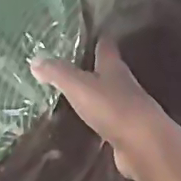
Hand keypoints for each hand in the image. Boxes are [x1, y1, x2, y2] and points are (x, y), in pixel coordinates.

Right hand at [30, 41, 180, 180]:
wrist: (144, 145)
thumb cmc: (113, 108)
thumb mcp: (79, 87)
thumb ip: (58, 73)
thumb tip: (35, 59)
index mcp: (114, 68)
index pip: (106, 47)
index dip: (98, 40)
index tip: (89, 34)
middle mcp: (125, 86)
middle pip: (110, 72)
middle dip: (96, 69)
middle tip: (76, 67)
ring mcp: (129, 111)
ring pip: (111, 98)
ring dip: (98, 97)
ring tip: (79, 97)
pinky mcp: (128, 134)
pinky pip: (111, 123)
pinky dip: (101, 122)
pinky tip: (90, 126)